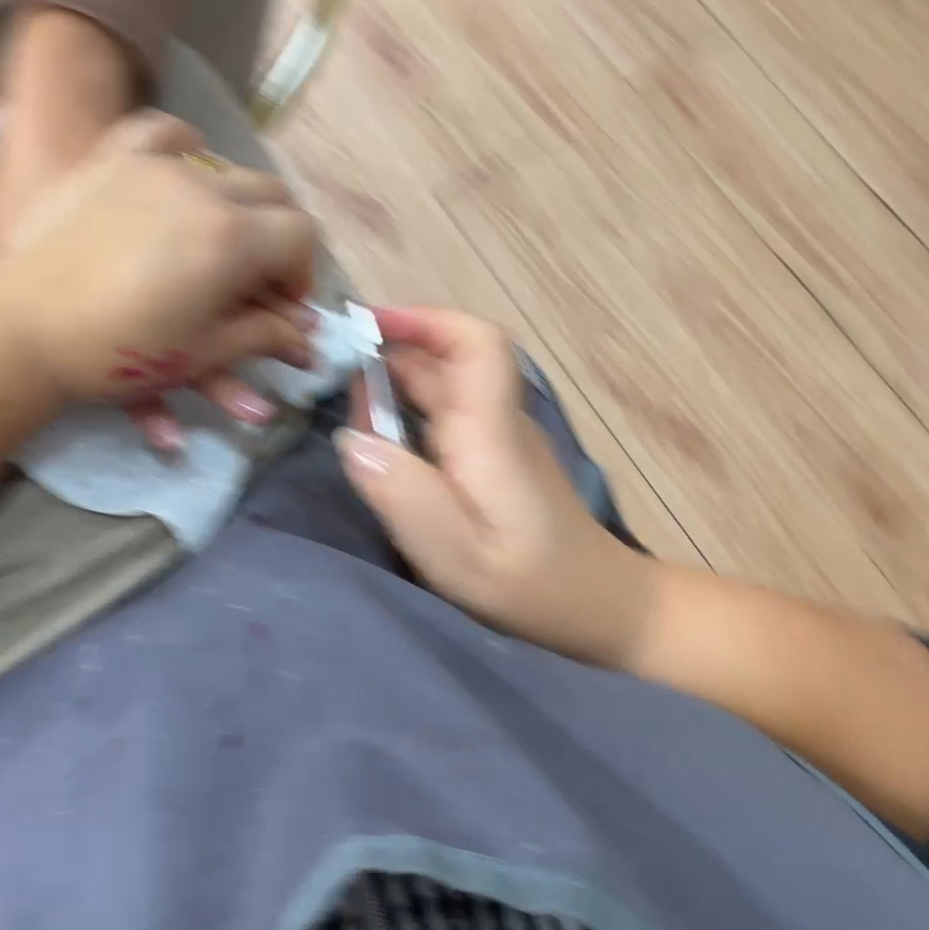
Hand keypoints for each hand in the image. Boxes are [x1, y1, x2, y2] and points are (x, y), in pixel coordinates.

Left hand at [0, 112, 316, 408]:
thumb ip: (260, 336)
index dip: (302, 274)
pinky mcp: (113, 159)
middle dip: (278, 239)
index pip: (301, 237)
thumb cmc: (113, 352)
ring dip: (238, 203)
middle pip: (272, 197)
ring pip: (225, 167)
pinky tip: (185, 166)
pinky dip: (184, 148)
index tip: (282, 307)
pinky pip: (162, 134)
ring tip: (219, 239)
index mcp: (232, 239)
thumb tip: (303, 334)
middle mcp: (205, 188)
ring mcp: (156, 166)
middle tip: (258, 281)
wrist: (21, 327)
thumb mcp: (196, 355)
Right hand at [333, 308, 658, 666]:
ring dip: (389, 385)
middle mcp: (495, 422)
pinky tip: (375, 440)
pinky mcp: (489, 458)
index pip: (474, 344)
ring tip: (343, 409)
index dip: (422, 321)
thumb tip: (352, 439)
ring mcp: (495, 438)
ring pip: (439, 386)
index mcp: (490, 433)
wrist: (598, 609)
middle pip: (445, 360)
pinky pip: (440, 415)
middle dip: (386, 355)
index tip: (366, 327)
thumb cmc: (528, 585)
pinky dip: (401, 411)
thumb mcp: (455, 554)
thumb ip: (403, 494)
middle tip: (330, 378)